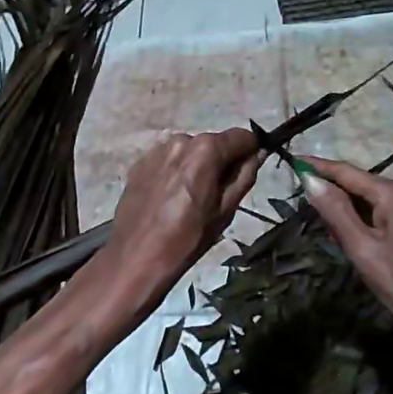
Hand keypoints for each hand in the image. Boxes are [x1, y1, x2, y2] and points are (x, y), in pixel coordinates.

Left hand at [102, 128, 263, 306]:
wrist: (136, 256)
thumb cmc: (188, 237)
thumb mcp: (226, 210)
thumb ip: (244, 176)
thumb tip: (256, 155)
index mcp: (205, 149)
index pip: (241, 136)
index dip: (249, 152)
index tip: (247, 171)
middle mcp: (180, 140)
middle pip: (213, 143)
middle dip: (220, 161)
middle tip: (216, 194)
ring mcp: (156, 150)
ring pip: (189, 151)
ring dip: (196, 166)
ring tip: (189, 198)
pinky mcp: (140, 163)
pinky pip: (168, 161)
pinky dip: (175, 172)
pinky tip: (168, 198)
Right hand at [298, 156, 392, 335]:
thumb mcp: (362, 247)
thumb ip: (335, 211)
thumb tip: (310, 180)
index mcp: (392, 193)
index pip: (346, 172)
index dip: (318, 167)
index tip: (294, 161)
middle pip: (360, 183)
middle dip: (332, 189)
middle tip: (303, 200)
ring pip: (372, 199)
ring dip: (347, 206)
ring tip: (324, 221)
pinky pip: (384, 211)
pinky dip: (363, 217)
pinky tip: (352, 234)